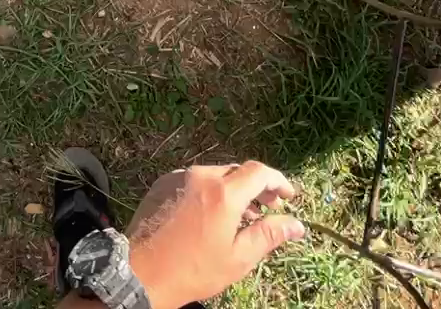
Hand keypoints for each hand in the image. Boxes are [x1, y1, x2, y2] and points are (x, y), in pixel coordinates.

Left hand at [128, 161, 304, 308]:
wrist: (143, 269)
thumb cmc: (195, 269)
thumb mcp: (238, 258)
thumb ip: (268, 235)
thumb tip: (296, 224)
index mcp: (222, 192)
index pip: (258, 172)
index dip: (278, 181)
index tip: (289, 196)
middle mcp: (200, 175)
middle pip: (236, 171)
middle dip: (257, 186)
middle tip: (270, 208)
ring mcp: (179, 176)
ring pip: (215, 175)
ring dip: (234, 189)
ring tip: (245, 214)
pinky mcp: (163, 182)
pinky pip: (194, 180)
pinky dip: (211, 190)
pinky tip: (214, 214)